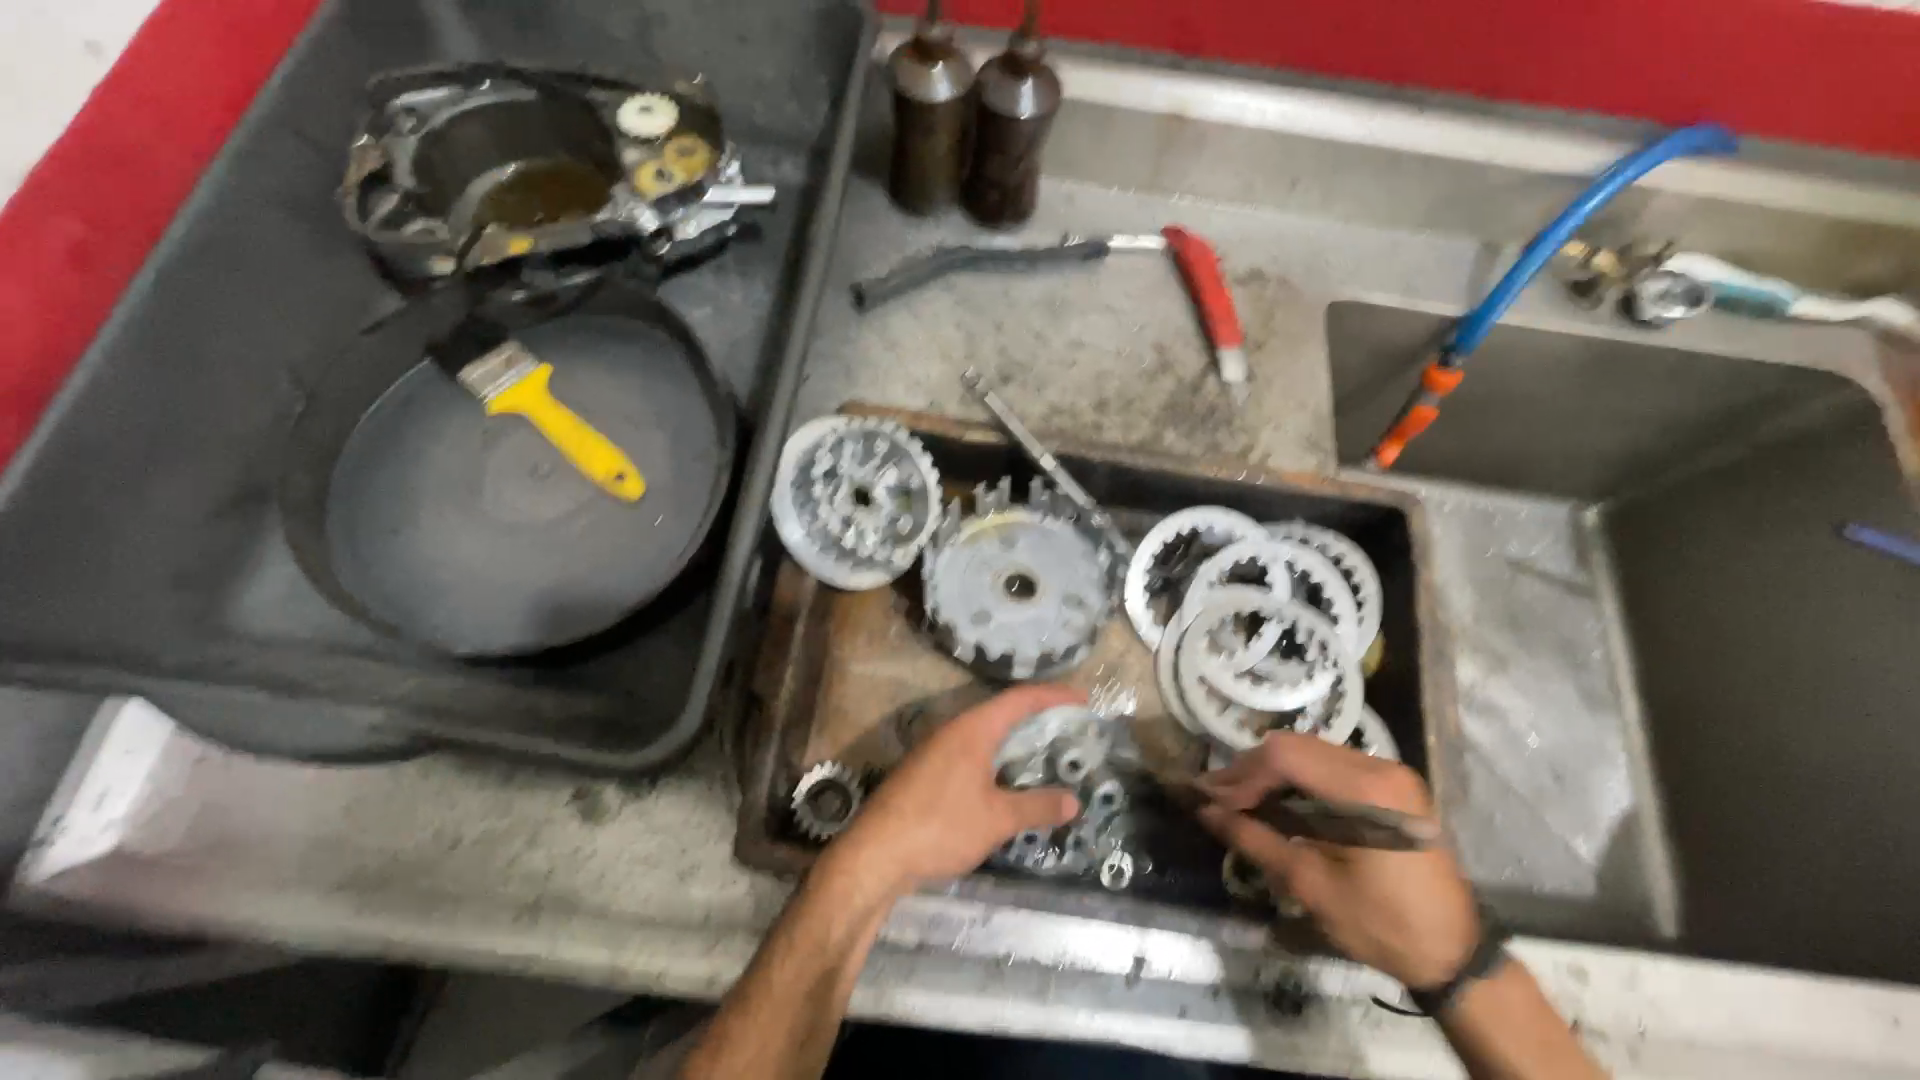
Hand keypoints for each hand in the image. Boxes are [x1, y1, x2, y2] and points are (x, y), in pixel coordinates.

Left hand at [825, 685, 1083, 897]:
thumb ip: (1036, 806)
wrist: (875, 855)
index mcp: (972, 729)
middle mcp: (952, 731)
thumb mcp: (997, 819)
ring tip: (1045, 755)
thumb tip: (1073, 801)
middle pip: (1001, 713)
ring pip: (984, 736)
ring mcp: (935, 752)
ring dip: (1014, 742)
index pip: (1019, 699)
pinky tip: (1006, 784)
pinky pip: (970, 755)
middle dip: (1037, 718)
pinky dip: (995, 760)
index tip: (1083, 699)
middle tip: (1070, 729)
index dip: (1053, 696)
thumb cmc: (940, 826)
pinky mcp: (925, 774)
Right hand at [1196, 733, 1479, 987]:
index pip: (1285, 756)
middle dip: (1250, 770)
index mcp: (1366, 790)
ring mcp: (1389, 773)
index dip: (1240, 774)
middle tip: (1216, 799)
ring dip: (1270, 772)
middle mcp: (1380, 768)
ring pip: (1310, 750)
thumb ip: (1254, 840)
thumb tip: (1203, 811)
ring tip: (1237, 800)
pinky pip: (1330, 765)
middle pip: (1295, 746)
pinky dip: (1295, 778)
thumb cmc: (1382, 924)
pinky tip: (1275, 801)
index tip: (1210, 801)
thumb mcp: (1310, 885)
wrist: (1454, 954)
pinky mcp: (1391, 786)